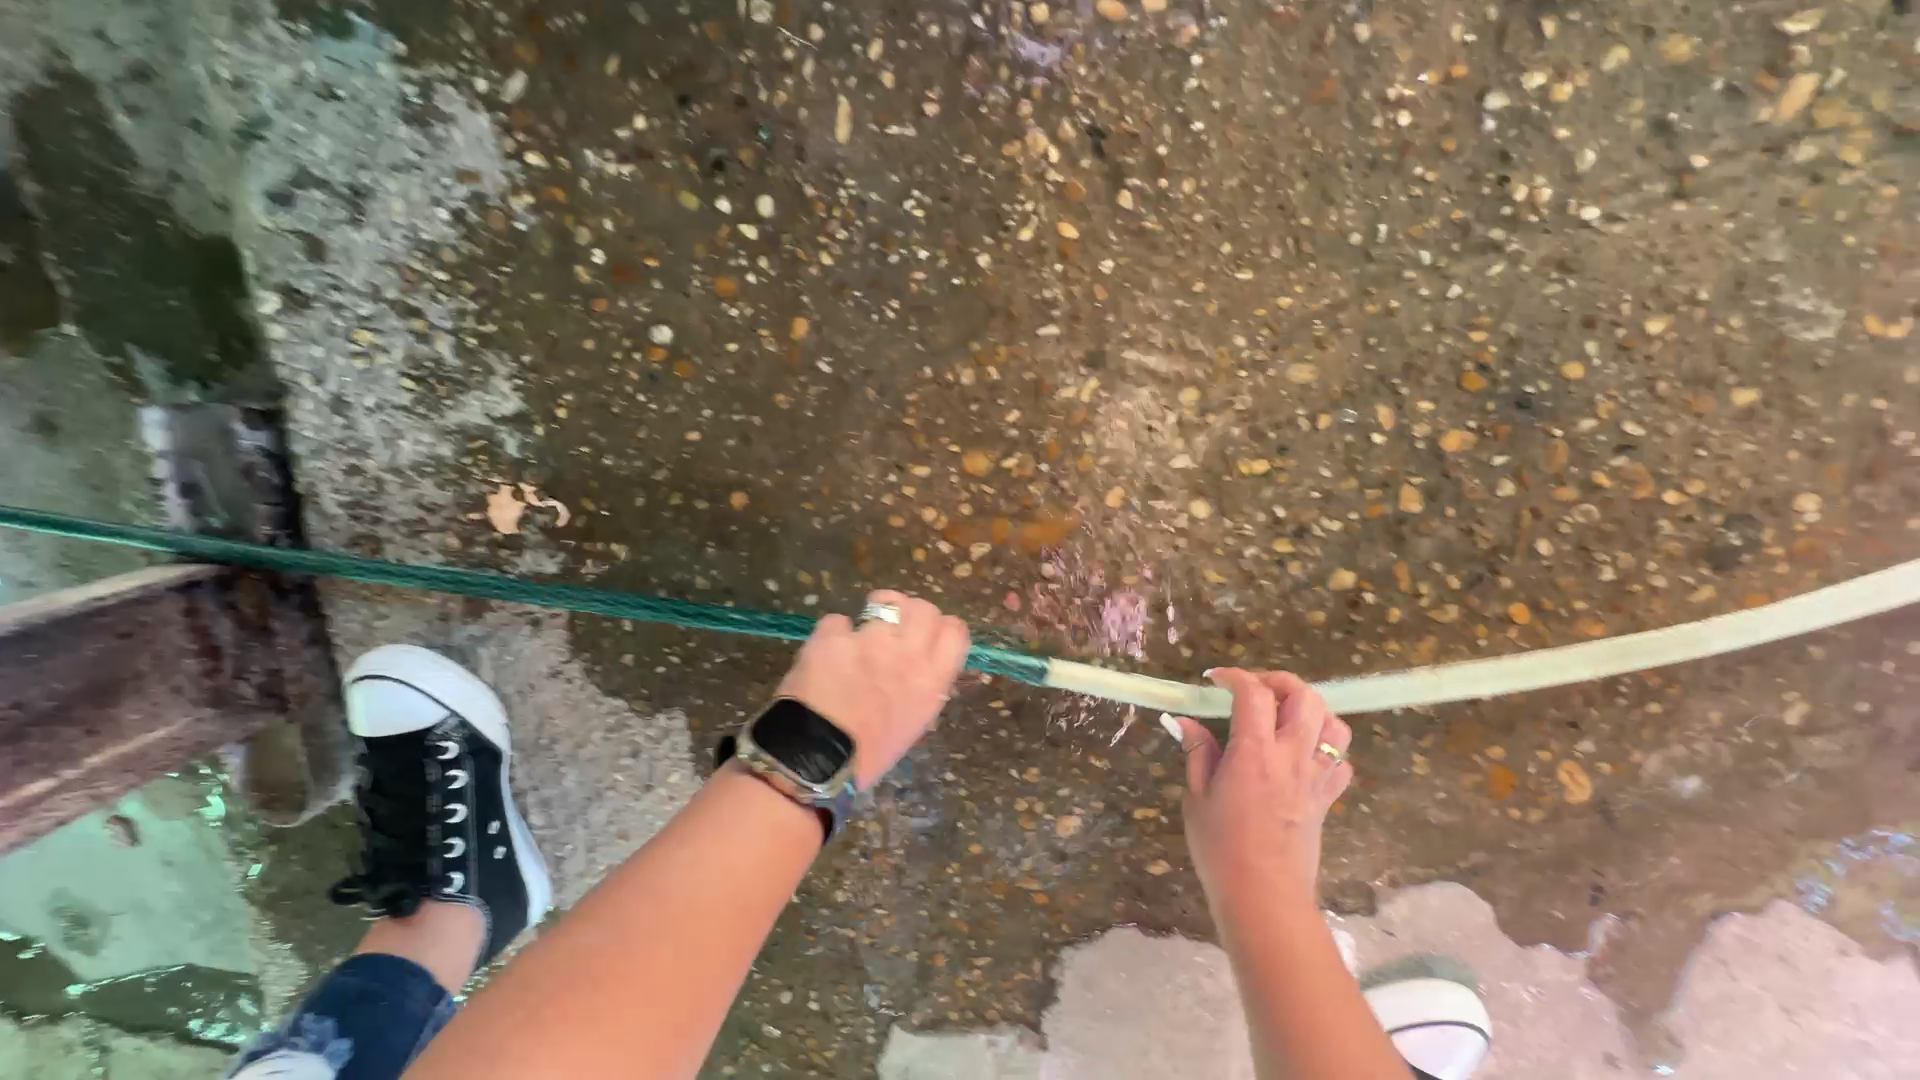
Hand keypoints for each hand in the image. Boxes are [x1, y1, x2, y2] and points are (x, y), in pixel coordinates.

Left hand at [776, 590, 969, 789]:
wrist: (816, 761)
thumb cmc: (868, 754)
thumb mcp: (912, 724)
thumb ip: (922, 688)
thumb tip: (920, 670)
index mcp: (931, 680)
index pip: (955, 630)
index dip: (940, 629)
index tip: (926, 636)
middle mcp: (908, 653)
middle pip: (924, 607)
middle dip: (909, 613)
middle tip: (892, 630)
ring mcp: (870, 641)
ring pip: (884, 601)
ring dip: (872, 616)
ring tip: (857, 637)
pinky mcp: (833, 637)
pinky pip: (837, 621)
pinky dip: (833, 635)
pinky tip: (824, 656)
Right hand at [1168, 669, 1352, 919]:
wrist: (1264, 896)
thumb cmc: (1220, 848)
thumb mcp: (1196, 796)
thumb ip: (1198, 751)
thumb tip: (1185, 720)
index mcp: (1253, 752)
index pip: (1253, 693)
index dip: (1234, 676)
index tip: (1214, 679)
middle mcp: (1290, 756)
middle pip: (1304, 696)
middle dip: (1278, 681)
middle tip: (1253, 690)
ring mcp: (1315, 777)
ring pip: (1333, 723)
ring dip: (1310, 709)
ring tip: (1284, 716)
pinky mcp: (1327, 798)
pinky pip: (1341, 761)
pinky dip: (1326, 747)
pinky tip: (1302, 754)